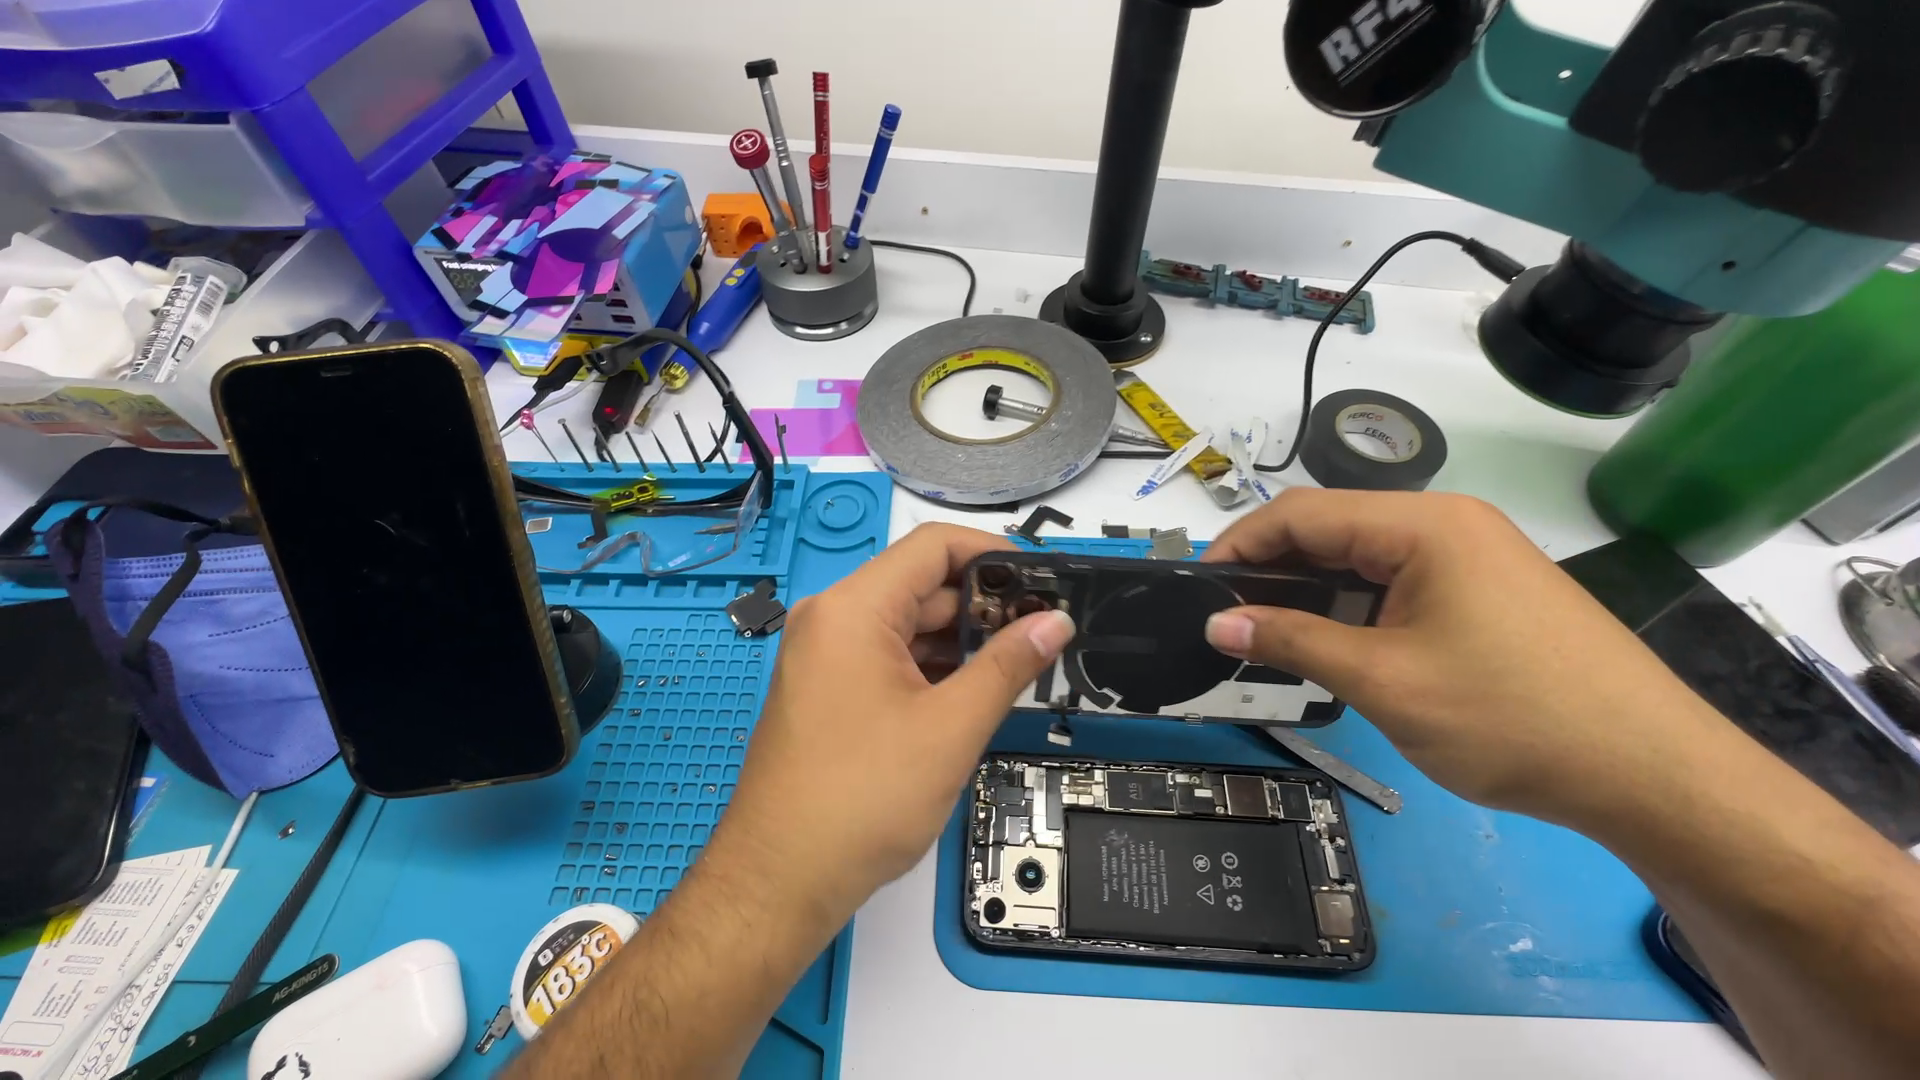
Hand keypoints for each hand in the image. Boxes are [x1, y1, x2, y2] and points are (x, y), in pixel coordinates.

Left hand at [714, 524, 1074, 925]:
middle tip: (1043, 631)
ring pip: (906, 625)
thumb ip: (1008, 665)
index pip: (932, 547)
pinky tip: (973, 690)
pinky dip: (931, 667)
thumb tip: (1055, 622)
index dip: (993, 554)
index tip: (1043, 580)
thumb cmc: (864, 799)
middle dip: (984, 605)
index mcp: (852, 609)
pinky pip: (887, 657)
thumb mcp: (950, 728)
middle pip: (920, 585)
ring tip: (1019, 663)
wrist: (781, 879)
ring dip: (960, 640)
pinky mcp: (827, 689)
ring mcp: (824, 655)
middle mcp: (831, 619)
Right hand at [1201, 489, 1728, 824]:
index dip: (1240, 545)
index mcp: (1424, 526)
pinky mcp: (1489, 592)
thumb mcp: (1383, 680)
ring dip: (1311, 592)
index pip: (1303, 513)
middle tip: (1225, 618)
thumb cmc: (1510, 718)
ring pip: (1364, 559)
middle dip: (1272, 569)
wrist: (1654, 776)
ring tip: (1267, 635)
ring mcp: (1475, 557)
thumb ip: (1290, 641)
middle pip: (1333, 529)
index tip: (1197, 588)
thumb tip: (1215, 622)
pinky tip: (1331, 643)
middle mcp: (1449, 525)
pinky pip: (1399, 584)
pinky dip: (1353, 608)